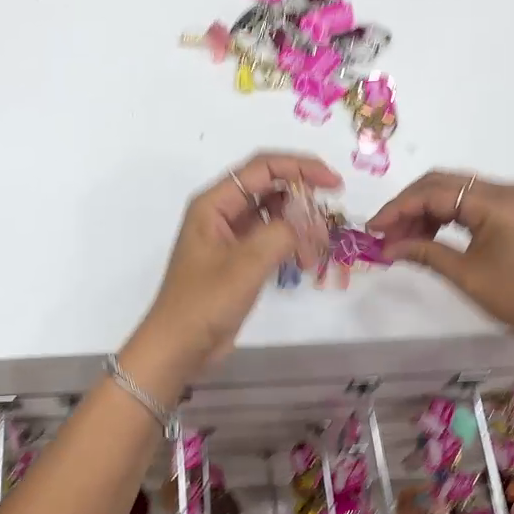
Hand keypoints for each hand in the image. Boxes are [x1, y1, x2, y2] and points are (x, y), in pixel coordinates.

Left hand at [137, 153, 342, 368]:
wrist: (179, 345)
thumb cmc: (205, 302)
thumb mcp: (246, 264)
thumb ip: (281, 234)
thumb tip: (310, 223)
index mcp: (214, 203)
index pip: (262, 168)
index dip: (300, 168)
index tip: (334, 183)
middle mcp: (221, 213)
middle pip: (268, 187)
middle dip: (302, 197)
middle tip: (331, 218)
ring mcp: (229, 237)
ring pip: (272, 214)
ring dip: (299, 224)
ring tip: (320, 246)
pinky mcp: (238, 260)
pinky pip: (270, 238)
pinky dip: (291, 244)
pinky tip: (307, 261)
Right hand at [368, 171, 513, 351]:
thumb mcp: (467, 276)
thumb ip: (424, 254)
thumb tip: (386, 248)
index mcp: (497, 202)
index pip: (434, 192)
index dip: (398, 208)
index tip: (372, 229)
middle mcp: (507, 190)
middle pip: (444, 184)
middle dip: (409, 206)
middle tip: (384, 234)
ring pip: (457, 192)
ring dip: (426, 211)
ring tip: (403, 239)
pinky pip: (473, 204)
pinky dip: (447, 216)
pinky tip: (429, 237)